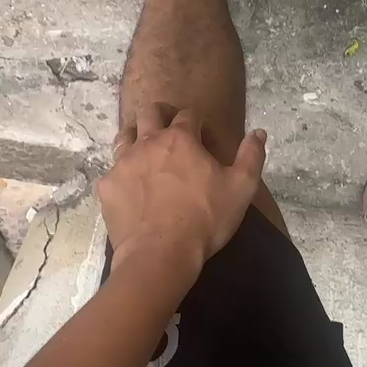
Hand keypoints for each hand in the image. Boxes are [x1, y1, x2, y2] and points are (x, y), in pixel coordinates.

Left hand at [98, 103, 266, 281]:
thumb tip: (259, 132)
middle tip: (169, 128)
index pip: (188, 114)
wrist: (159, 255)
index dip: (197, 121)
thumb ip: (251, 155)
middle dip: (160, 114)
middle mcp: (149, 143)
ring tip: (145, 152)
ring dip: (136, 137)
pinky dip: (122, 172)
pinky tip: (131, 188)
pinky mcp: (107, 187)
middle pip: (149, 112)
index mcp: (181, 139)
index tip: (202, 136)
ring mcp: (123, 163)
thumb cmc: (204, 219)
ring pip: (124, 136)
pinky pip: (112, 170)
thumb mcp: (241, 187)